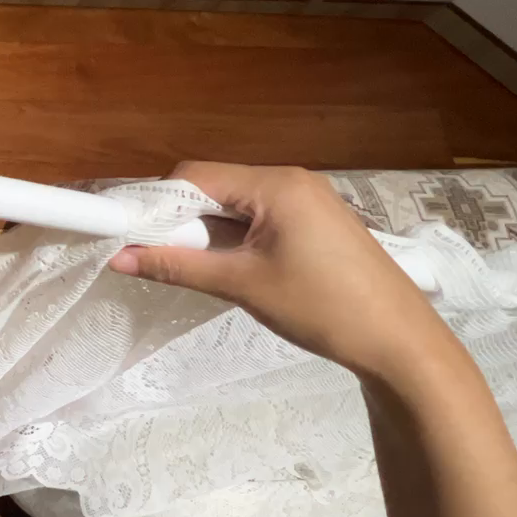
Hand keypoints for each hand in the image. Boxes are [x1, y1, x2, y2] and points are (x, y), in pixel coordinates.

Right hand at [108, 162, 458, 380]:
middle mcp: (291, 180)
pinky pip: (256, 217)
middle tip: (162, 257)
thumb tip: (117, 258)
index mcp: (276, 185)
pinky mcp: (314, 221)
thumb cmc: (320, 307)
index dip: (158, 202)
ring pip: (233, 203)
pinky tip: (229, 266)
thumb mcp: (240, 285)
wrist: (399, 341)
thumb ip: (175, 267)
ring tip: (197, 267)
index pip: (195, 175)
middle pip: (213, 185)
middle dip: (181, 218)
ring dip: (206, 230)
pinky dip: (232, 237)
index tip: (135, 235)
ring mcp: (306, 199)